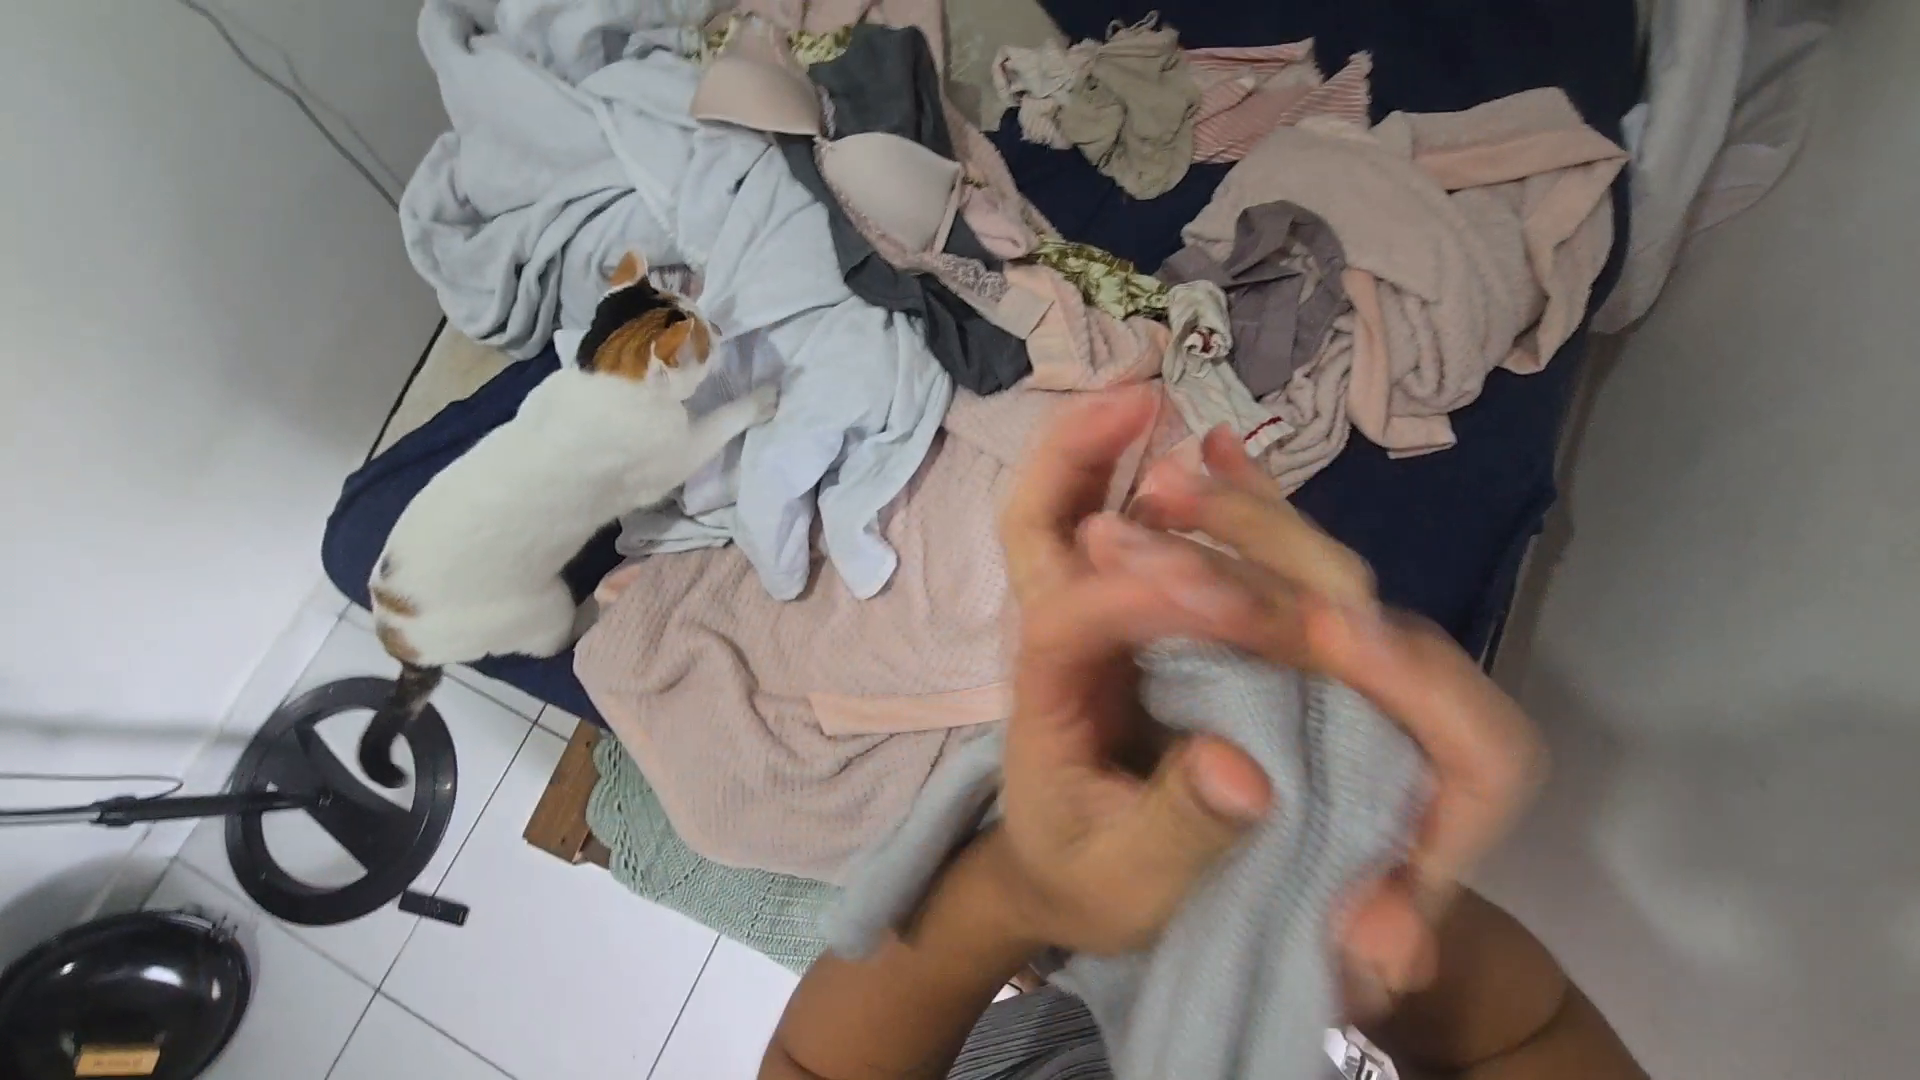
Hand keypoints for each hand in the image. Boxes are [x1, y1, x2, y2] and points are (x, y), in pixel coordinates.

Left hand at [991, 387, 1279, 955]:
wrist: (1057, 874)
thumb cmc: (1085, 878)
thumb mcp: (1130, 883)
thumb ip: (1180, 833)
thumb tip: (1248, 773)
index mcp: (1046, 695)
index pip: (1074, 618)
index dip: (1143, 597)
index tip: (1222, 601)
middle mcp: (1057, 639)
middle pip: (1038, 526)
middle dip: (1075, 456)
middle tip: (1137, 399)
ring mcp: (1082, 623)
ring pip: (1069, 513)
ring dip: (1103, 452)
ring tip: (1161, 404)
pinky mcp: (1116, 625)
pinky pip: (1117, 537)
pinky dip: (1142, 487)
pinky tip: (1193, 456)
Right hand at [1125, 423, 1545, 1017]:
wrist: (1294, 880)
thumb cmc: (1309, 925)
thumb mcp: (1330, 960)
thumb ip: (1366, 951)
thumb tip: (1384, 928)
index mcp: (1454, 787)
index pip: (1474, 734)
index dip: (1412, 679)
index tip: (1327, 634)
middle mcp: (1414, 696)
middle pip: (1376, 615)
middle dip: (1283, 561)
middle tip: (1189, 518)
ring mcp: (1354, 649)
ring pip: (1314, 570)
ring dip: (1238, 520)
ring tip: (1160, 484)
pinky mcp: (1302, 626)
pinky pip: (1278, 556)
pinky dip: (1245, 505)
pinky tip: (1205, 451)